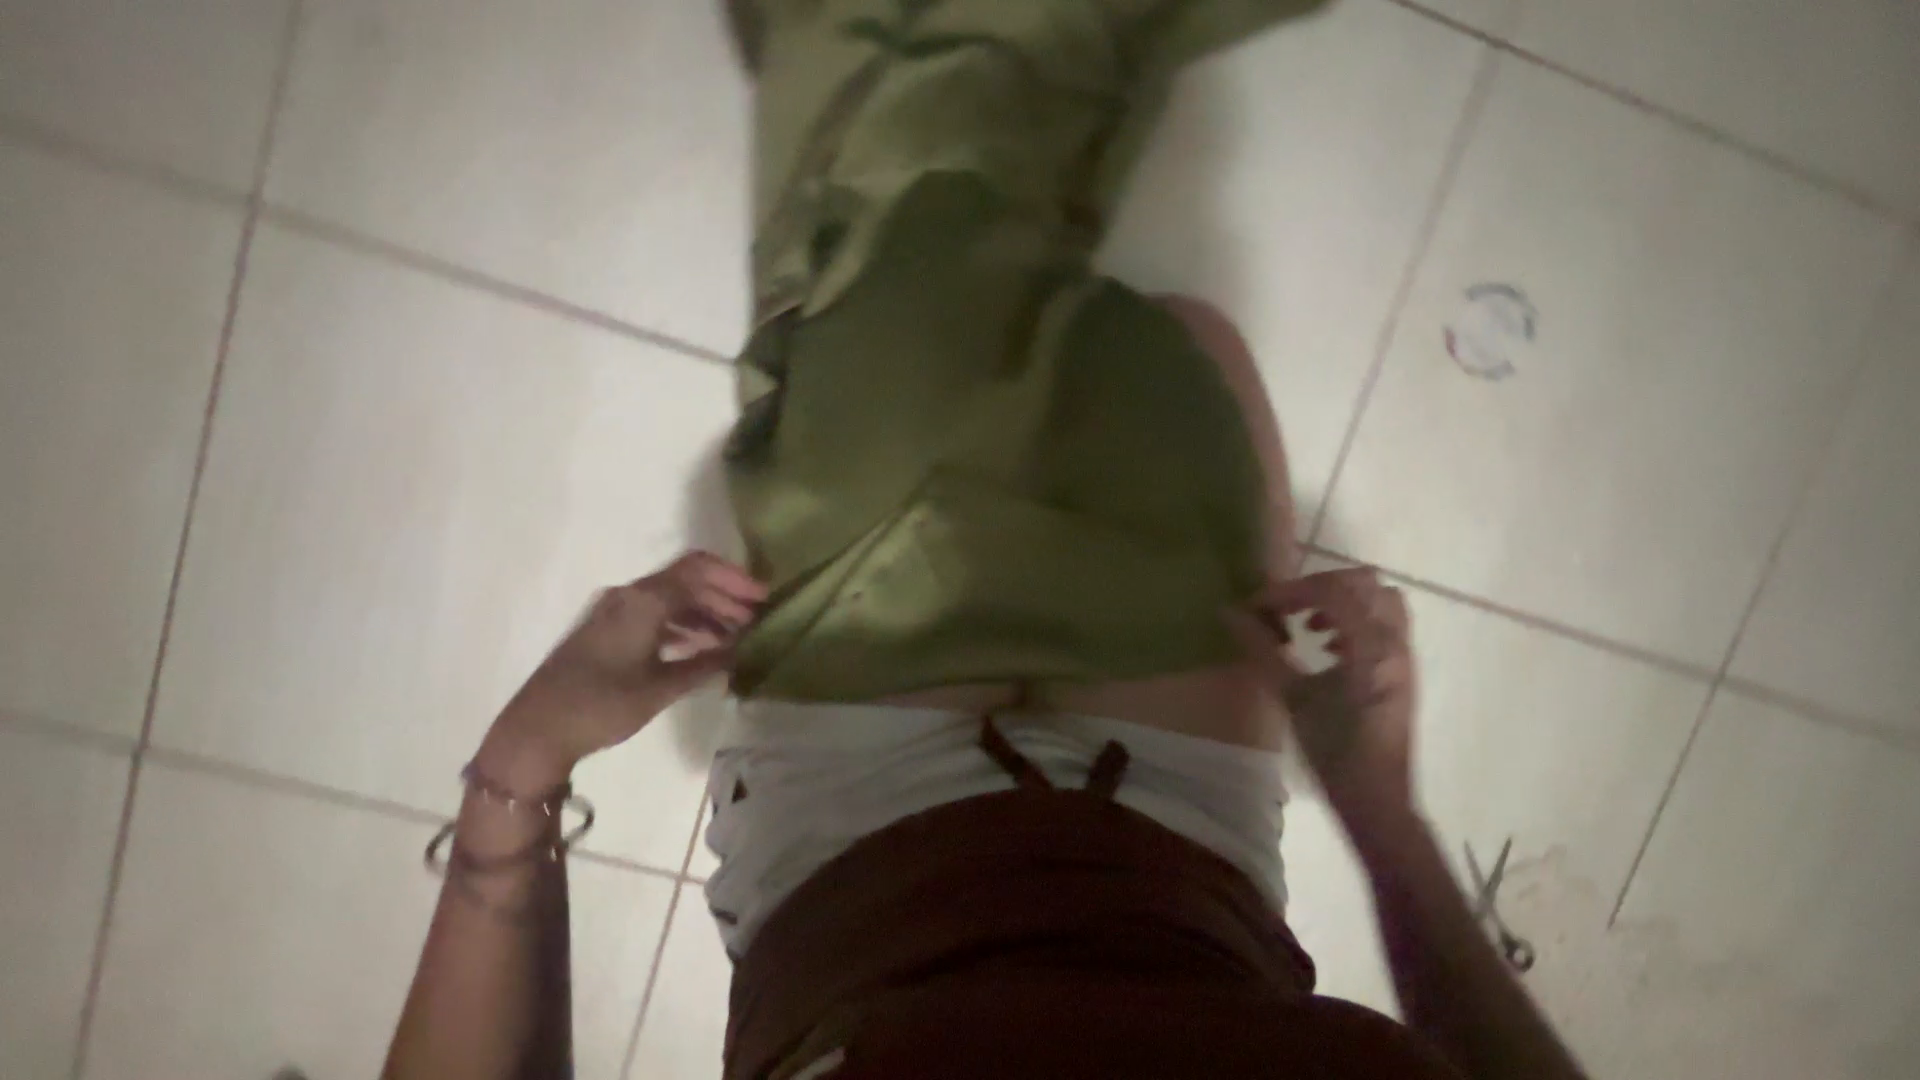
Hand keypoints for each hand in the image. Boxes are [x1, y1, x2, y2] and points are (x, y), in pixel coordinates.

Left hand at [480, 552, 766, 783]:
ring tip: (736, 637)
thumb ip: (705, 665)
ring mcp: (615, 611)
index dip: (736, 580)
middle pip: (688, 580)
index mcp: (643, 601)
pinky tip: (703, 646)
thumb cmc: (601, 706)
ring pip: (672, 597)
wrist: (535, 731)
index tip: (765, 600)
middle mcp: (629, 595)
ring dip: (707, 611)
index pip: (699, 571)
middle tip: (757, 620)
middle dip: (726, 596)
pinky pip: (656, 613)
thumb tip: (741, 651)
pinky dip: (684, 623)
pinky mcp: (608, 629)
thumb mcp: (660, 689)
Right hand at [1227, 568, 1418, 834]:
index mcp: (1370, 646)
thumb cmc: (1333, 750)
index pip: (1332, 592)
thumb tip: (1230, 613)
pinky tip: (1325, 648)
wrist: (1377, 798)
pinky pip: (1383, 623)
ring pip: (1378, 599)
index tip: (1257, 607)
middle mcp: (1394, 642)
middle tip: (1286, 607)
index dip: (1289, 591)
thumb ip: (1262, 649)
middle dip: (1319, 586)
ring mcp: (1403, 655)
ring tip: (1307, 625)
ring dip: (1341, 600)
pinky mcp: (1401, 670)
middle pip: (1362, 583)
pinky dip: (1353, 620)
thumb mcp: (1292, 697)